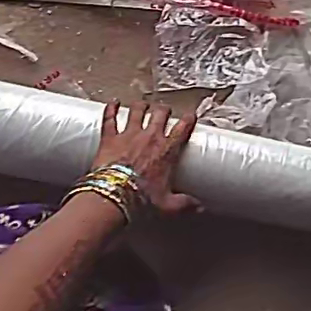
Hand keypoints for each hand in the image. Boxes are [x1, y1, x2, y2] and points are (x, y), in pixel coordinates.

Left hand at [92, 100, 199, 214]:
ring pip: (137, 111)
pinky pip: (110, 118)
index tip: (191, 115)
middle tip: (164, 110)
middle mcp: (150, 137)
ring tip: (142, 104)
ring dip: (141, 106)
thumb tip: (200, 208)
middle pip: (160, 114)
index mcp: (167, 151)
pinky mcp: (110, 137)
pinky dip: (111, 109)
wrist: (113, 196)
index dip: (188, 119)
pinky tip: (113, 102)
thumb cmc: (141, 200)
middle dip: (164, 110)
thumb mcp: (168, 205)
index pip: (182, 128)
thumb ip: (184, 204)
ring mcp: (129, 134)